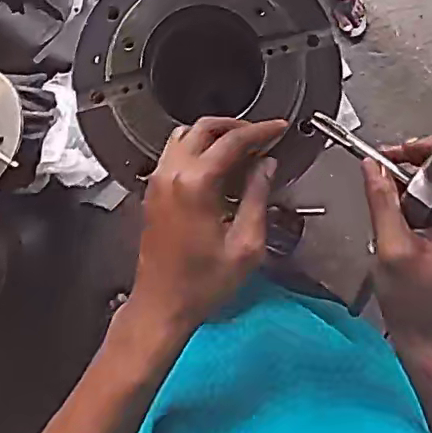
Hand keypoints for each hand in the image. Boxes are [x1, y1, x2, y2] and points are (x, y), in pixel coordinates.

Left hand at [130, 117, 283, 332]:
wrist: (161, 305)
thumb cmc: (202, 283)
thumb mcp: (245, 244)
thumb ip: (257, 197)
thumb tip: (266, 166)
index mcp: (195, 184)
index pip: (232, 141)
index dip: (260, 131)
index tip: (278, 128)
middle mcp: (172, 173)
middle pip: (206, 128)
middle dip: (237, 127)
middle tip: (262, 137)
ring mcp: (158, 178)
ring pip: (187, 134)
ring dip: (215, 134)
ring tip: (241, 147)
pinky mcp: (153, 188)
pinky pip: (175, 150)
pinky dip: (197, 146)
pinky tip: (217, 164)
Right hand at [361, 135, 431, 344]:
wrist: (425, 341)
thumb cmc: (414, 303)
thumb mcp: (393, 249)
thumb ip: (382, 203)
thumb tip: (370, 165)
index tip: (401, 154)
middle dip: (414, 161)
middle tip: (383, 165)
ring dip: (408, 176)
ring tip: (382, 183)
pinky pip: (430, 198)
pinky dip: (408, 192)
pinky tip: (389, 202)